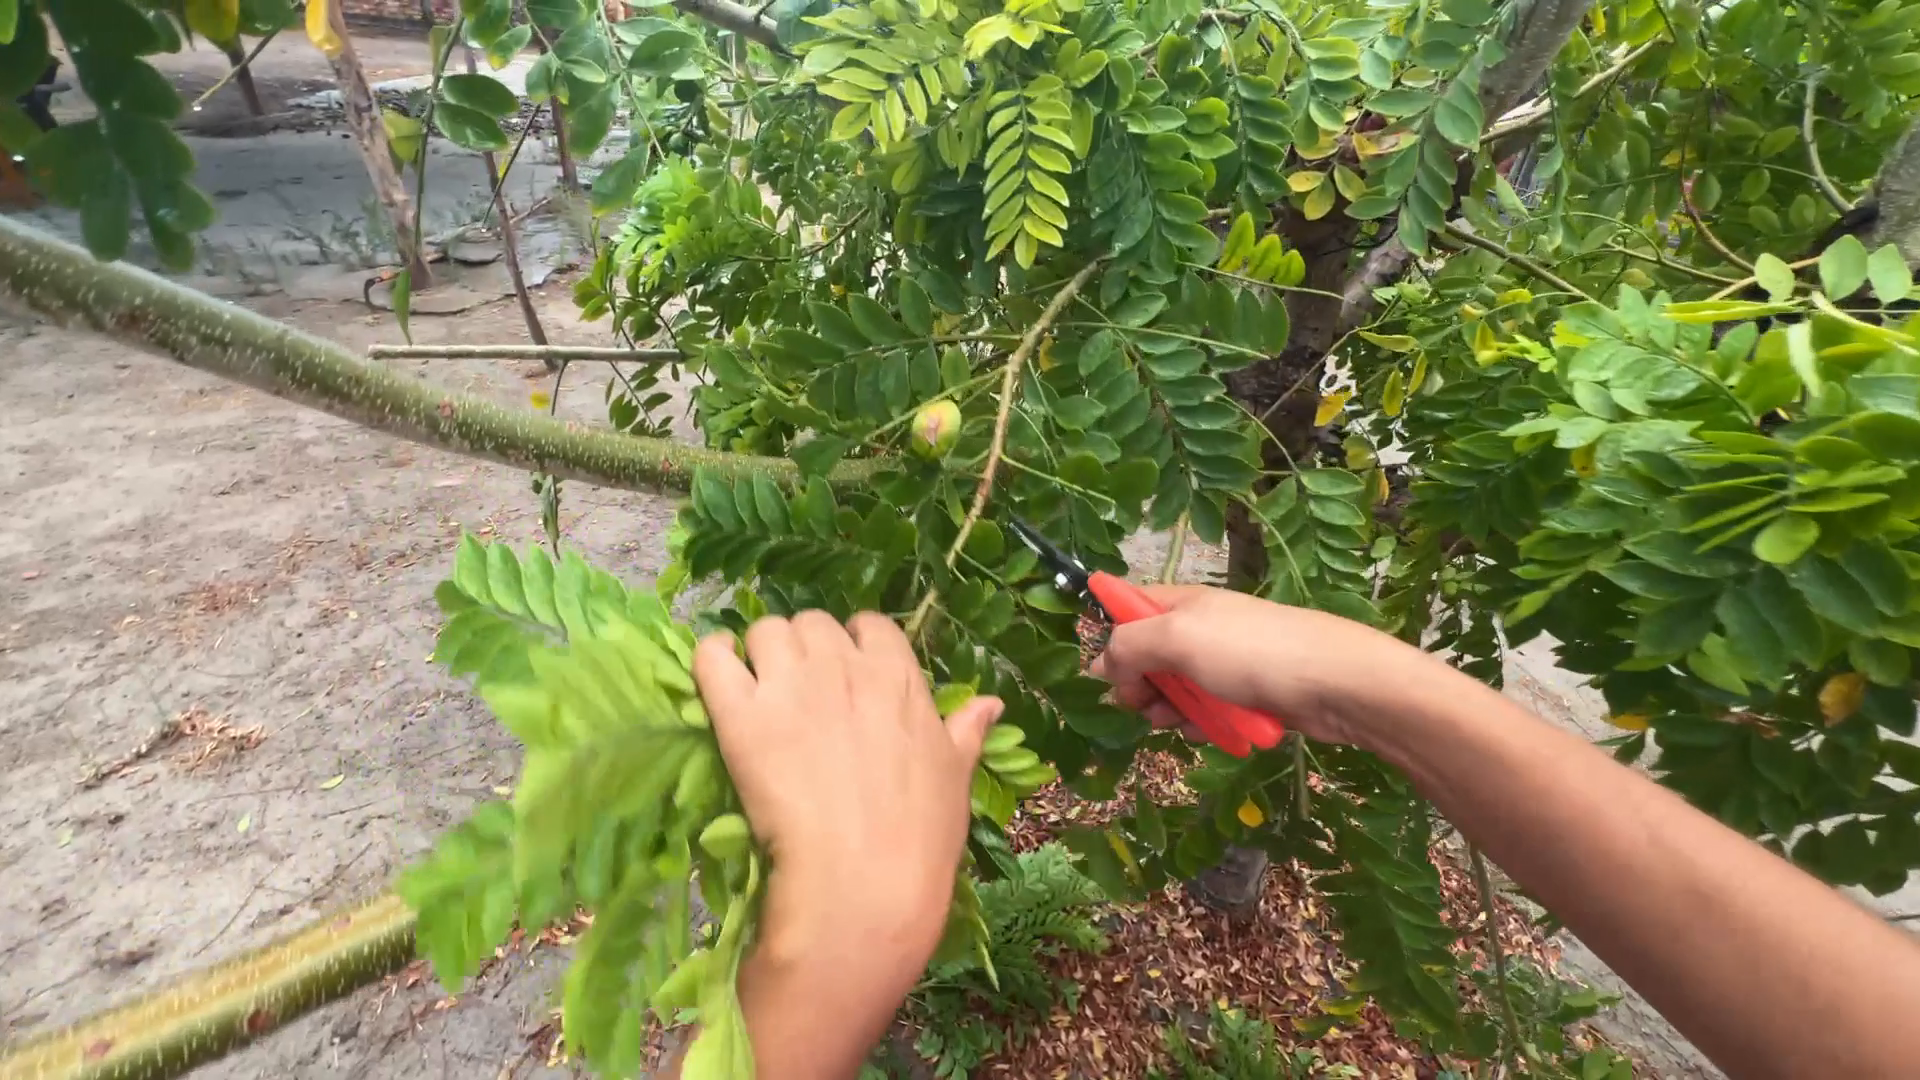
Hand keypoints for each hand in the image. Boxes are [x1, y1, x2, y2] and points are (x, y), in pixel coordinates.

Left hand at [692, 611, 1002, 948]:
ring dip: (763, 652)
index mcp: (898, 673)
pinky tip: (719, 674)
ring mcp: (791, 685)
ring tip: (759, 685)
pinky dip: (714, 658)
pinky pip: (713, 658)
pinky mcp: (741, 715)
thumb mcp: (956, 775)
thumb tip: (991, 702)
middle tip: (800, 689)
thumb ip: (967, 729)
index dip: (854, 644)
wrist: (864, 887)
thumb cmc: (921, 838)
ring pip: (766, 631)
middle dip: (806, 647)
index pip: (869, 625)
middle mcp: (843, 664)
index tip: (848, 673)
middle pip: (812, 623)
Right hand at [1087, 585, 1449, 751]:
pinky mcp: (1245, 694)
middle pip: (1145, 656)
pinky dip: (1204, 724)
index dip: (1111, 636)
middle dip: (1140, 685)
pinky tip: (1212, 733)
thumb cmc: (1251, 652)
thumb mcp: (1176, 638)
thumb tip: (1100, 666)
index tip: (1108, 670)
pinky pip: (1207, 710)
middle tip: (1146, 704)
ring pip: (1174, 689)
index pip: (1127, 607)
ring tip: (1182, 723)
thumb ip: (1128, 646)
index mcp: (1179, 604)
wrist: (1338, 684)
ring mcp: (1223, 663)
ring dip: (1171, 710)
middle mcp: (1197, 628)